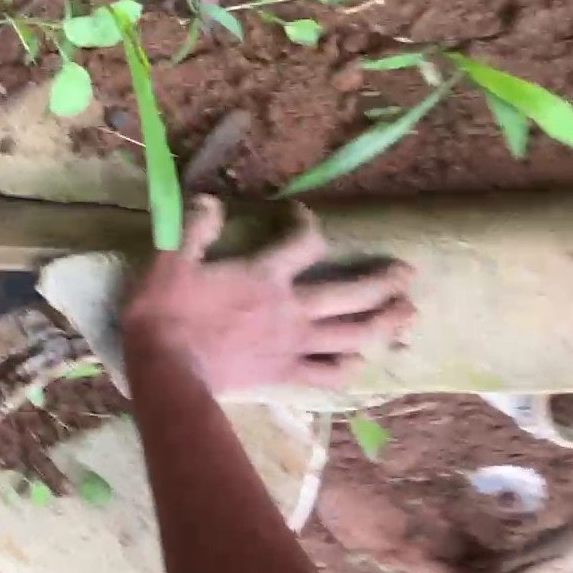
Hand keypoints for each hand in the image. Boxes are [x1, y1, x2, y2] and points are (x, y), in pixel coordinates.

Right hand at [121, 196, 415, 391]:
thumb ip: (194, 229)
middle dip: (385, 280)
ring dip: (389, 322)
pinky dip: (350, 365)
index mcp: (263, 276)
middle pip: (354, 292)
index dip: (307, 224)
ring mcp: (295, 344)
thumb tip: (209, 199)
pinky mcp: (287, 372)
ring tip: (407, 313)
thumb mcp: (169, 261)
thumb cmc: (164, 310)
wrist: (167, 364)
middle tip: (406, 272)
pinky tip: (357, 359)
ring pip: (358, 333)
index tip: (301, 215)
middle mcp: (292, 307)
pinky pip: (332, 372)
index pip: (303, 243)